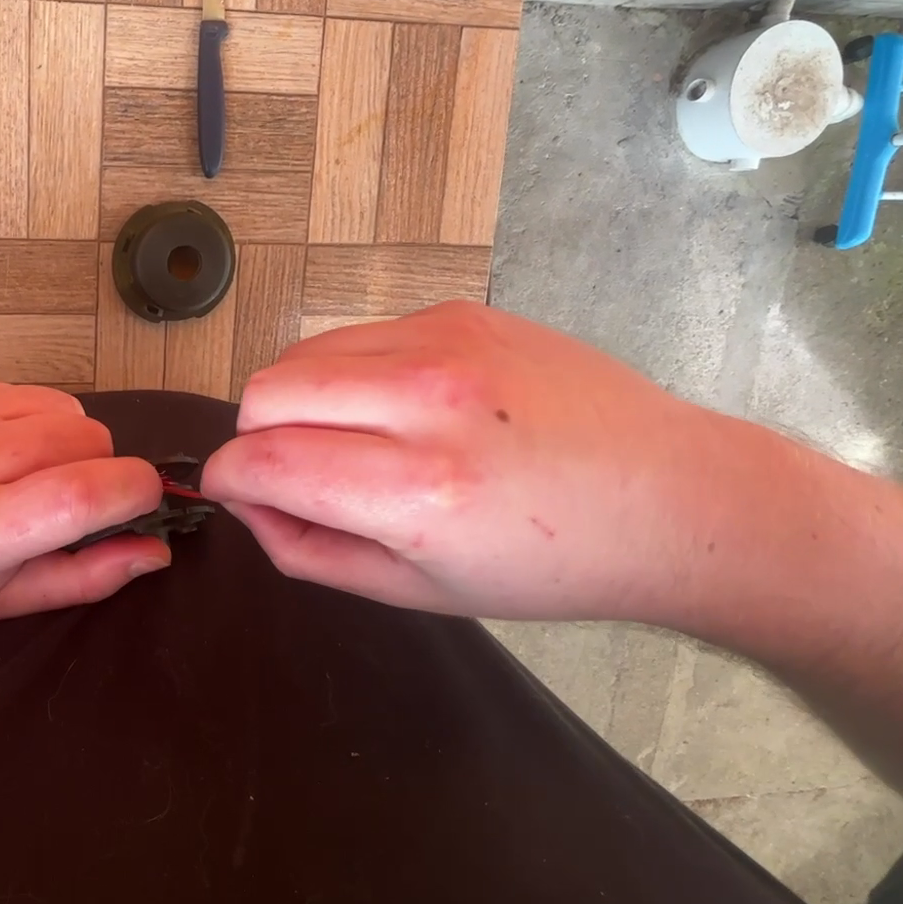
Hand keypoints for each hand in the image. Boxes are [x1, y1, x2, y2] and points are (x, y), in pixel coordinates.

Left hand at [0, 381, 169, 630]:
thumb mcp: (9, 602)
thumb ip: (89, 577)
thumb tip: (157, 550)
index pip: (81, 494)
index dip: (135, 493)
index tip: (145, 503)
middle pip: (88, 440)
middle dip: (104, 472)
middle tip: (70, 503)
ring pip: (69, 411)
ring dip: (73, 445)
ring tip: (34, 477)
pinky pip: (37, 394)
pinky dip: (43, 423)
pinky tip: (9, 452)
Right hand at [201, 302, 803, 622]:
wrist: (676, 496)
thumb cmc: (549, 565)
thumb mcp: (415, 592)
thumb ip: (306, 551)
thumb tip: (247, 502)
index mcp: (419, 491)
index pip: (263, 462)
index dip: (226, 480)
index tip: (230, 492)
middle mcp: (425, 400)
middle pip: (264, 393)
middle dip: (253, 437)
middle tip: (291, 471)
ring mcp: (443, 342)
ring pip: (297, 356)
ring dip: (292, 402)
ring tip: (341, 438)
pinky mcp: (456, 311)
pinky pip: (350, 338)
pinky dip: (341, 375)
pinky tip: (391, 406)